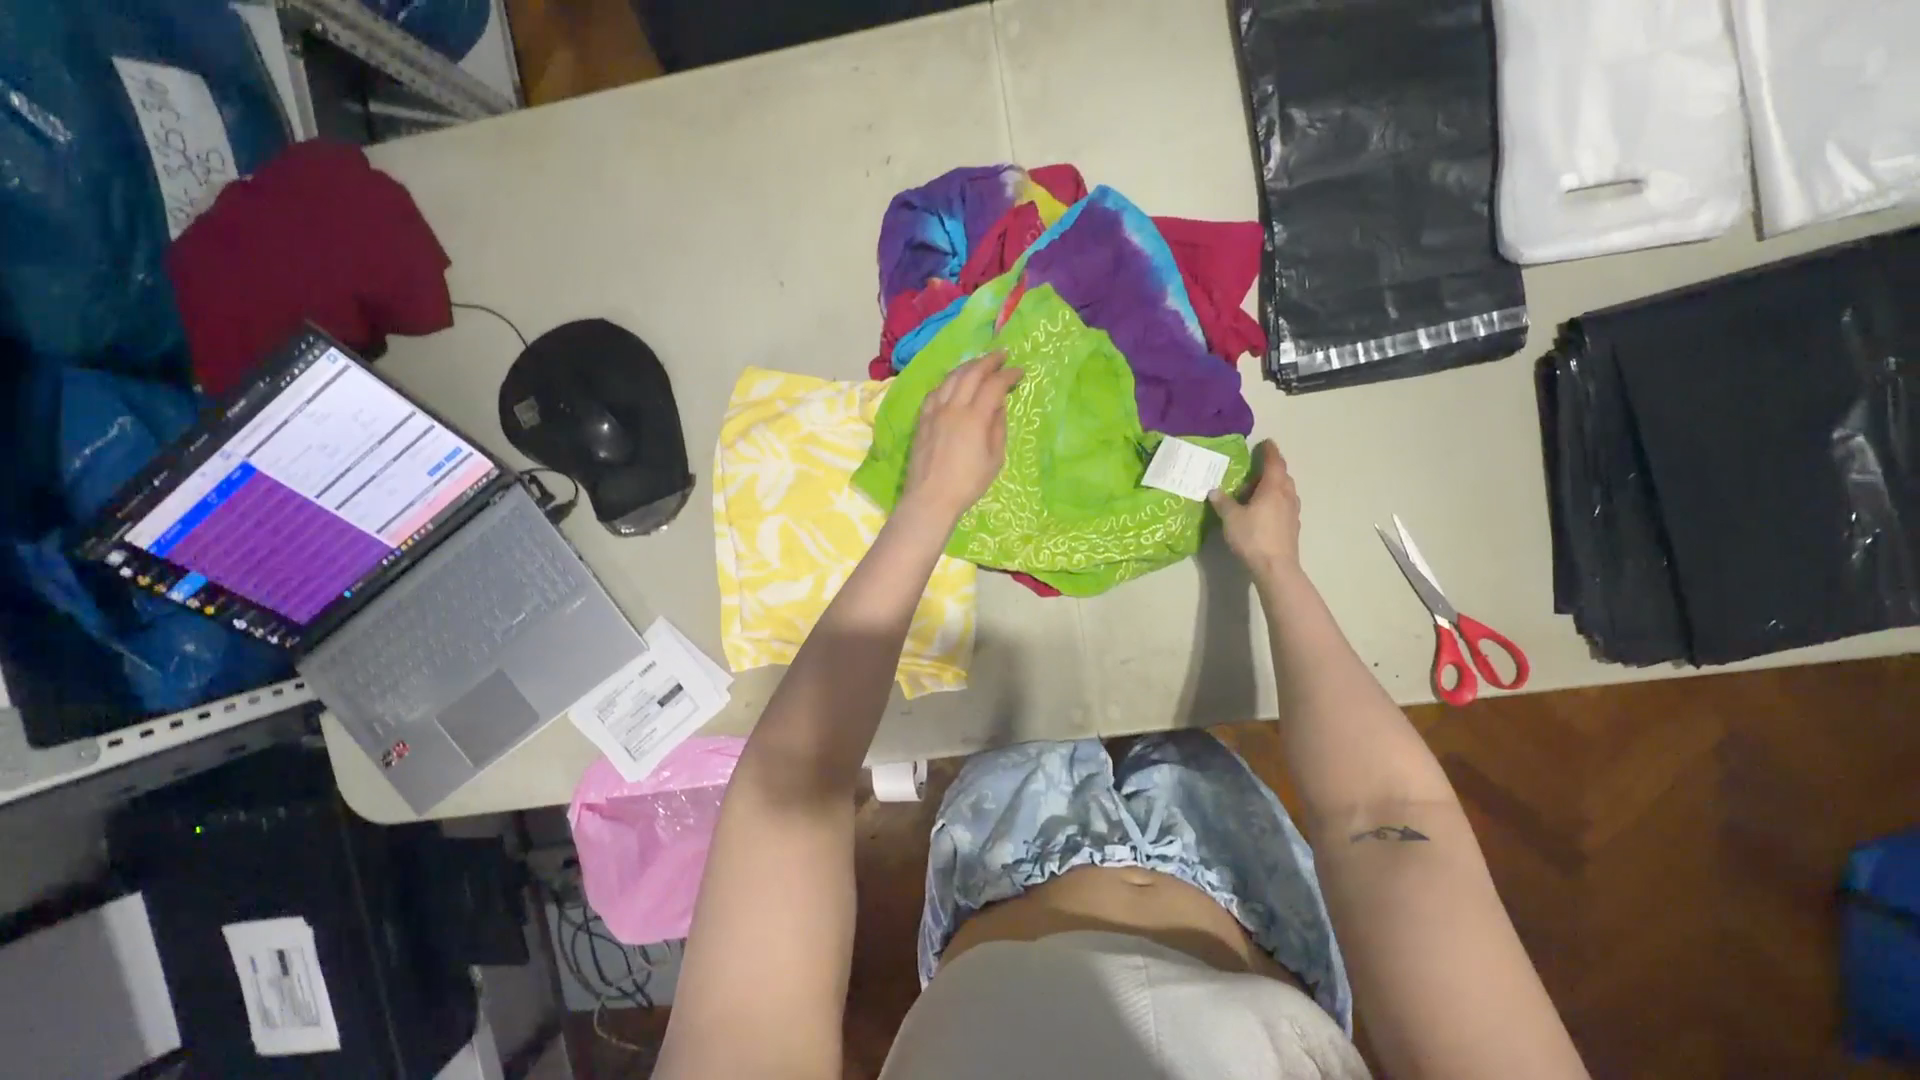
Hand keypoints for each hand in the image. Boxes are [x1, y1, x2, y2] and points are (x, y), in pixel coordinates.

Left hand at [899, 351, 1022, 530]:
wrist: (930, 498)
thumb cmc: (968, 483)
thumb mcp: (994, 458)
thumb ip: (997, 427)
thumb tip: (999, 405)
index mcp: (975, 417)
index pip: (994, 385)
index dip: (1009, 375)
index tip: (1020, 371)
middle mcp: (953, 407)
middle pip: (971, 373)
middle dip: (988, 361)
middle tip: (1002, 355)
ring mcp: (934, 411)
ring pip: (951, 378)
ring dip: (967, 366)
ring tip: (979, 364)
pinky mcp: (922, 419)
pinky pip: (935, 391)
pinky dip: (948, 381)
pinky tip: (953, 383)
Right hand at [1208, 440, 1300, 579]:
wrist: (1275, 567)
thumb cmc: (1253, 537)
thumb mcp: (1231, 518)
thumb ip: (1223, 502)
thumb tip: (1214, 491)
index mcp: (1273, 488)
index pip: (1274, 463)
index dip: (1270, 451)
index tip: (1266, 442)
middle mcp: (1287, 496)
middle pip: (1282, 476)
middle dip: (1271, 470)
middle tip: (1255, 471)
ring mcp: (1292, 512)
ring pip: (1285, 491)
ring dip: (1274, 487)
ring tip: (1257, 491)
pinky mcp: (1292, 526)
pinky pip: (1285, 505)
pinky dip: (1276, 501)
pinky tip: (1264, 511)